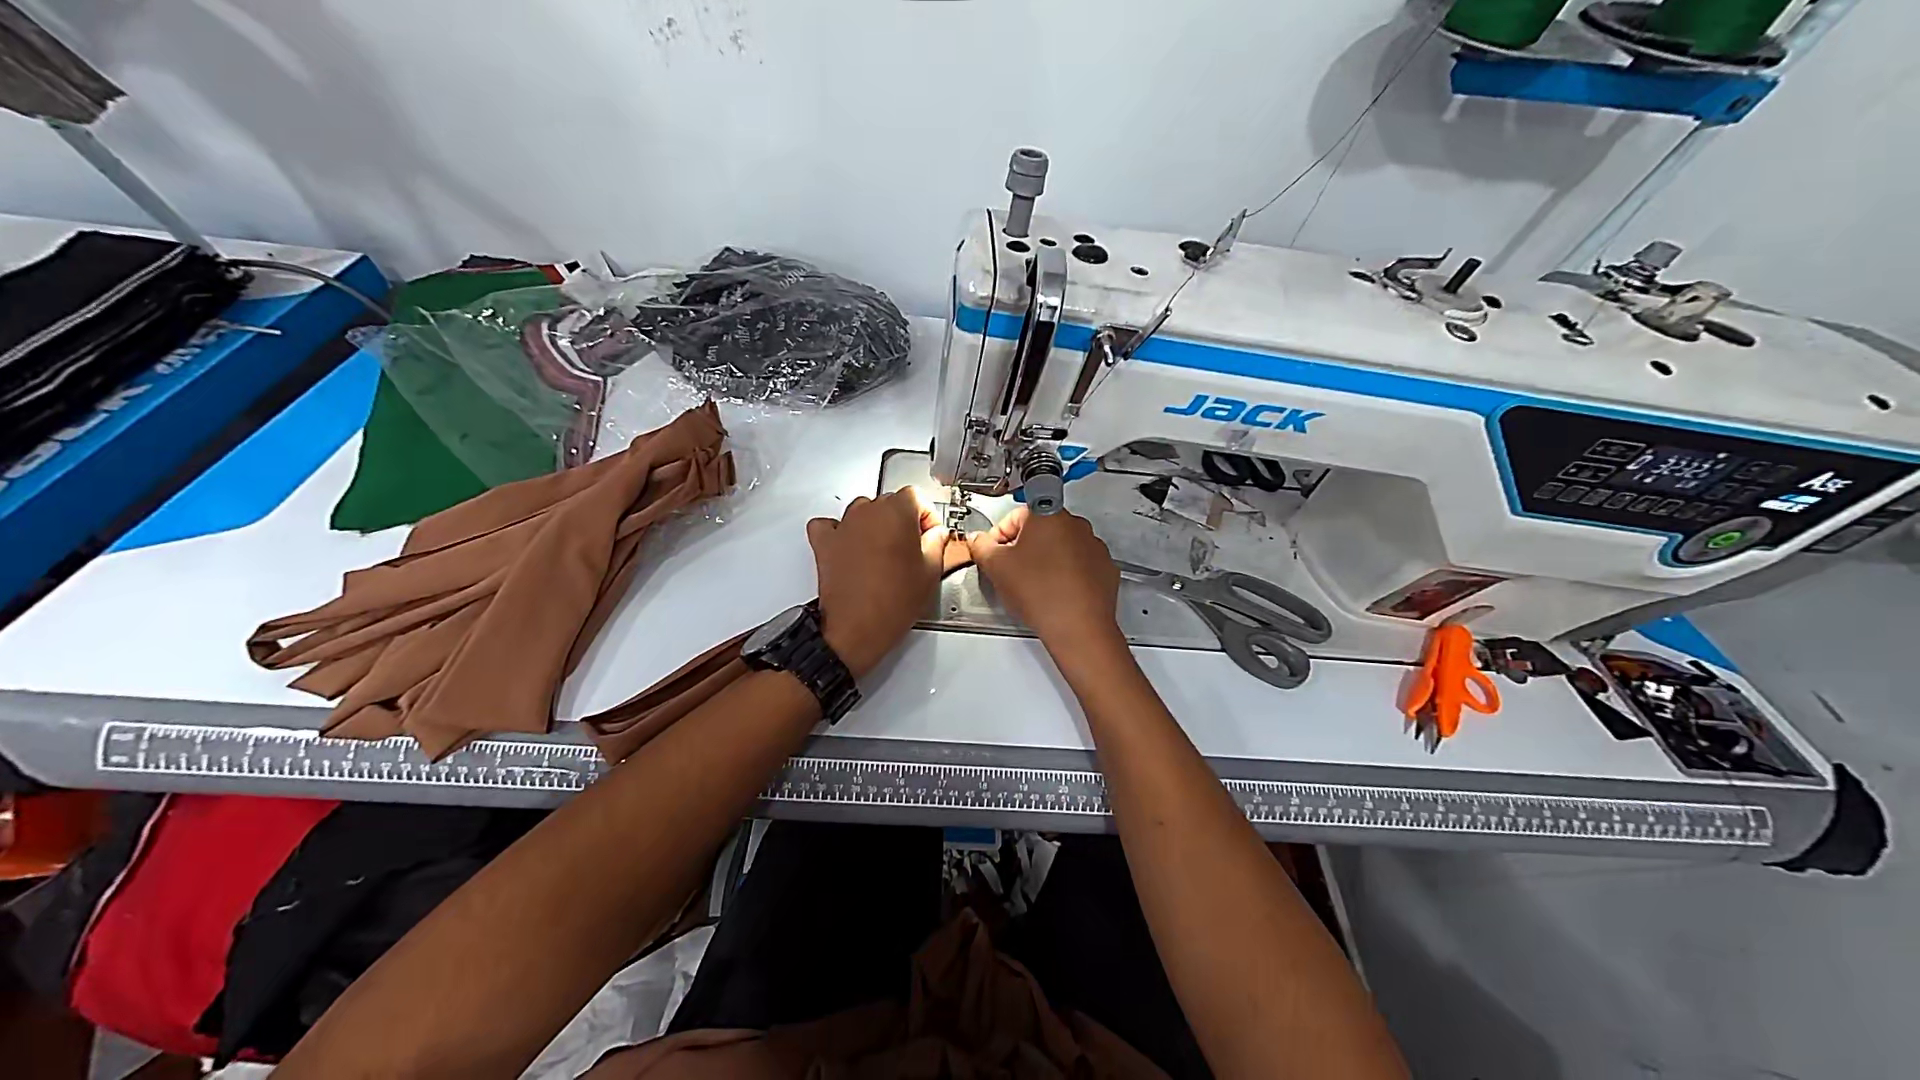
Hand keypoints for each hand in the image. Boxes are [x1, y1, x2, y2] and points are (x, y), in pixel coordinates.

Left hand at [807, 488, 959, 677]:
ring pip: (862, 512)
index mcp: (897, 513)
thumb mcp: (931, 571)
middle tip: (913, 549)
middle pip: (890, 502)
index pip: (917, 497)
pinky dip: (840, 533)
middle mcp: (868, 513)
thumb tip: (937, 535)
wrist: (856, 628)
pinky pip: (830, 526)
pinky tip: (853, 547)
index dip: (928, 516)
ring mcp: (843, 526)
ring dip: (875, 526)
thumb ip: (938, 543)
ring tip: (885, 554)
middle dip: (903, 521)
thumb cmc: (890, 603)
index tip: (931, 534)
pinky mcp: (825, 543)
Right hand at [967, 507, 1121, 650]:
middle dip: (1022, 547)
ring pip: (1060, 546)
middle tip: (1012, 570)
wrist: (1077, 627)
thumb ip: (981, 546)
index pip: (1014, 515)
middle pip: (1038, 529)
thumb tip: (978, 541)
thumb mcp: (996, 567)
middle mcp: (1075, 525)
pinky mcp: (1104, 567)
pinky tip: (1054, 591)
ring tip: (1034, 584)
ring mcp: (1093, 546)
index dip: (999, 535)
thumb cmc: (1043, 595)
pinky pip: (1079, 563)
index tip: (996, 551)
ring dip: (1045, 560)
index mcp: (1048, 515)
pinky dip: (1066, 573)